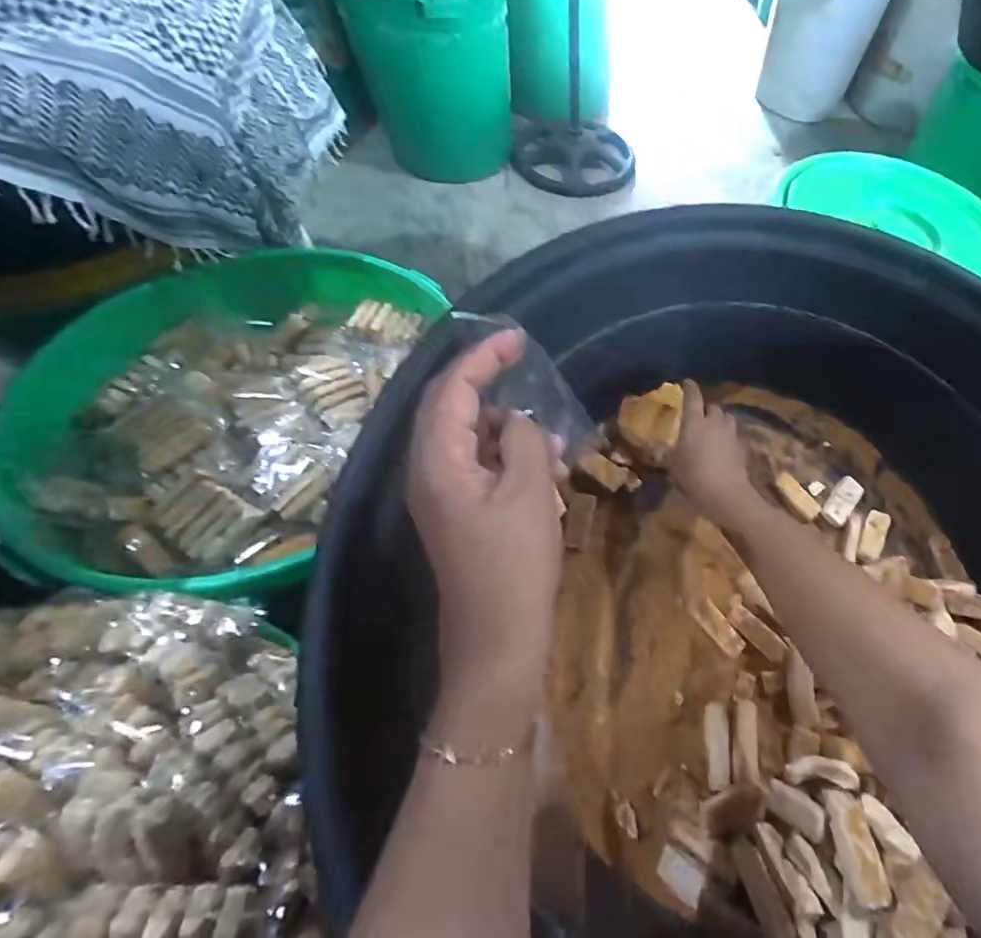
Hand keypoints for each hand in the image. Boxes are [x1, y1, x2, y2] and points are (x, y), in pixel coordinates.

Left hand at [407, 330, 563, 698]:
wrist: (496, 642)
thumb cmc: (514, 566)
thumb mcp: (530, 492)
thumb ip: (525, 440)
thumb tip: (519, 422)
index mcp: (436, 461)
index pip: (451, 390)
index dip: (482, 358)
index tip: (517, 337)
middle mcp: (426, 471)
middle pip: (451, 408)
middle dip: (489, 384)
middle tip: (525, 364)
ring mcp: (438, 494)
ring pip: (468, 438)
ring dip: (506, 428)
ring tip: (553, 438)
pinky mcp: (455, 512)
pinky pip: (477, 466)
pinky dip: (507, 457)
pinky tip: (547, 467)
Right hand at [672, 380, 760, 527]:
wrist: (725, 493)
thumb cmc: (692, 475)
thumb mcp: (672, 466)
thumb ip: (665, 455)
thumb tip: (655, 451)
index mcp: (694, 421)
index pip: (693, 397)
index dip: (690, 388)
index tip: (687, 382)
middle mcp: (714, 421)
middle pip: (712, 407)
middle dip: (706, 409)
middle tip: (699, 418)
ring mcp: (732, 432)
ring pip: (727, 418)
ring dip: (721, 420)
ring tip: (715, 429)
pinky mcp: (744, 446)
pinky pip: (737, 434)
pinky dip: (732, 436)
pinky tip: (728, 444)